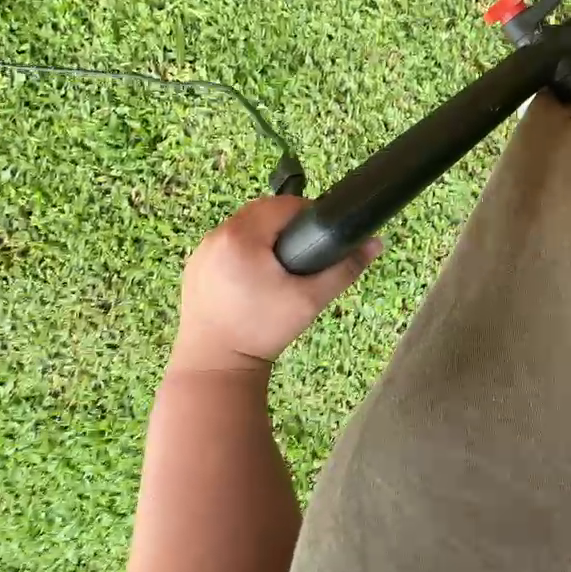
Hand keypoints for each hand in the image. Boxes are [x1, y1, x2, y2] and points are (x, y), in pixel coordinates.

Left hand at [171, 196, 380, 373]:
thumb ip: (345, 268)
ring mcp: (201, 252)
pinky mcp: (194, 268)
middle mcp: (216, 237)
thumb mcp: (312, 299)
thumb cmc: (263, 329)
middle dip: (287, 223)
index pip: (283, 205)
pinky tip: (259, 273)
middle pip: (261, 211)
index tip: (321, 237)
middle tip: (307, 250)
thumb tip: (376, 242)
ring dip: (266, 234)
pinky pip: (227, 243)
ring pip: (243, 226)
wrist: (215, 366)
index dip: (308, 214)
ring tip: (285, 261)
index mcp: (241, 238)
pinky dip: (246, 248)